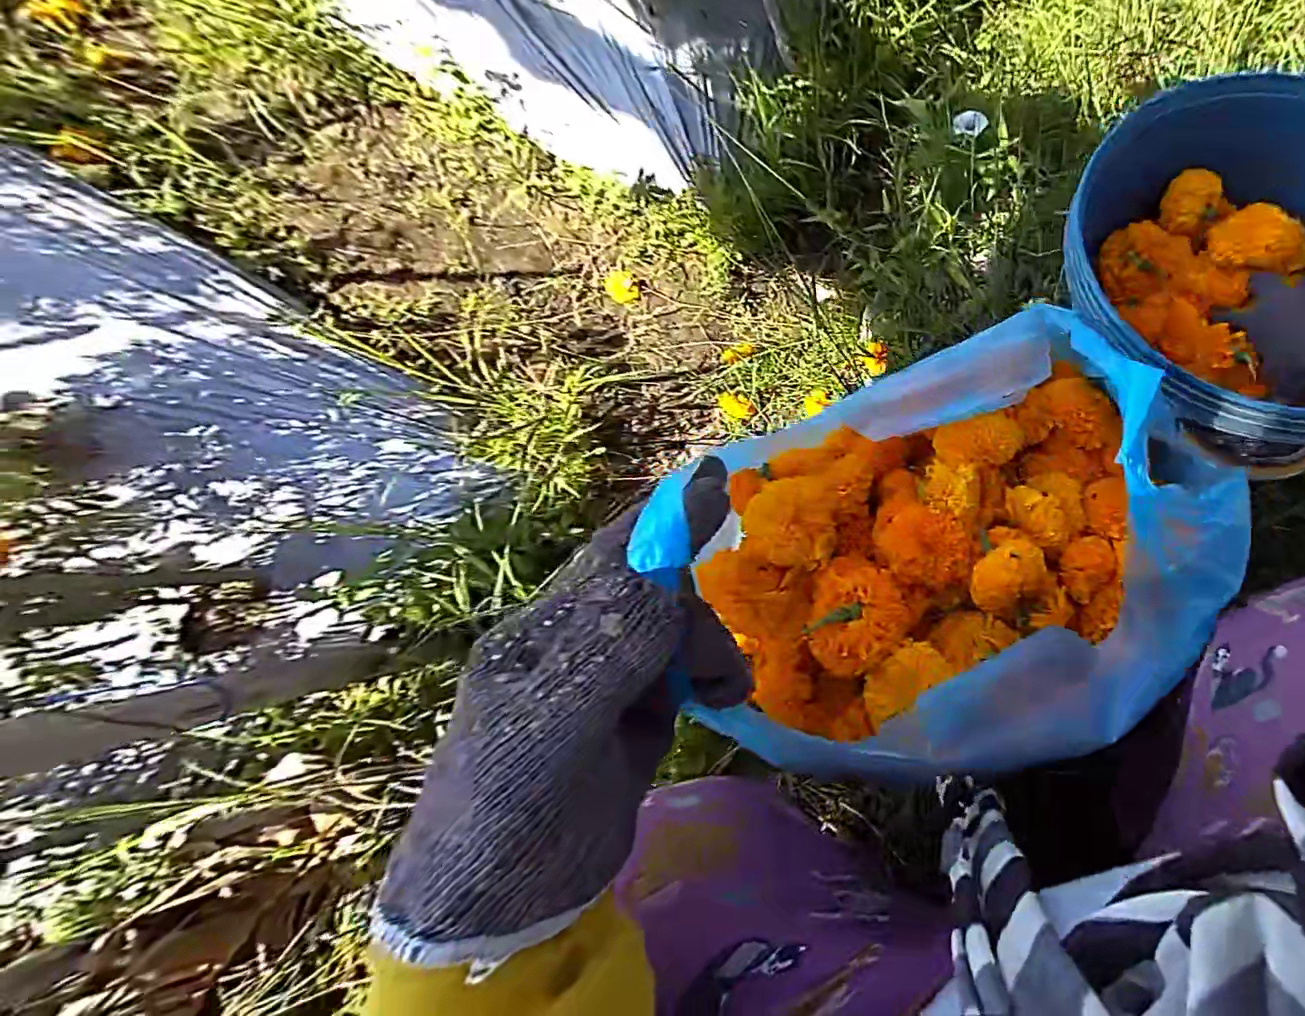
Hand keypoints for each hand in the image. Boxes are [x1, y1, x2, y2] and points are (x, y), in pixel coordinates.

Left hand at [374, 457, 747, 964]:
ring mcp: (611, 671)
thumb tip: (667, 577)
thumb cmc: (512, 810)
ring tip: (723, 692)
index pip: (612, 555)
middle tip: (714, 671)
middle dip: (693, 621)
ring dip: (709, 651)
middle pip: (659, 592)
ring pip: (681, 627)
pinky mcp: (640, 701)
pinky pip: (688, 661)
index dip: (663, 517)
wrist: (507, 901)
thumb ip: (608, 646)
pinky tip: (719, 698)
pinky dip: (713, 671)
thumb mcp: (552, 727)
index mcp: (543, 631)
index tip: (713, 477)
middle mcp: (577, 640)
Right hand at [1220, 274, 1304, 401]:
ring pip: (1300, 283)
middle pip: (1261, 281)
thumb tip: (1268, 403)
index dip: (1219, 314)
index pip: (1229, 315)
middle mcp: (1278, 299)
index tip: (1211, 312)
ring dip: (1301, 294)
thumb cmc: (1304, 366)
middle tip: (1258, 294)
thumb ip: (1275, 389)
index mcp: (1256, 320)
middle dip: (1258, 287)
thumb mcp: (1285, 386)